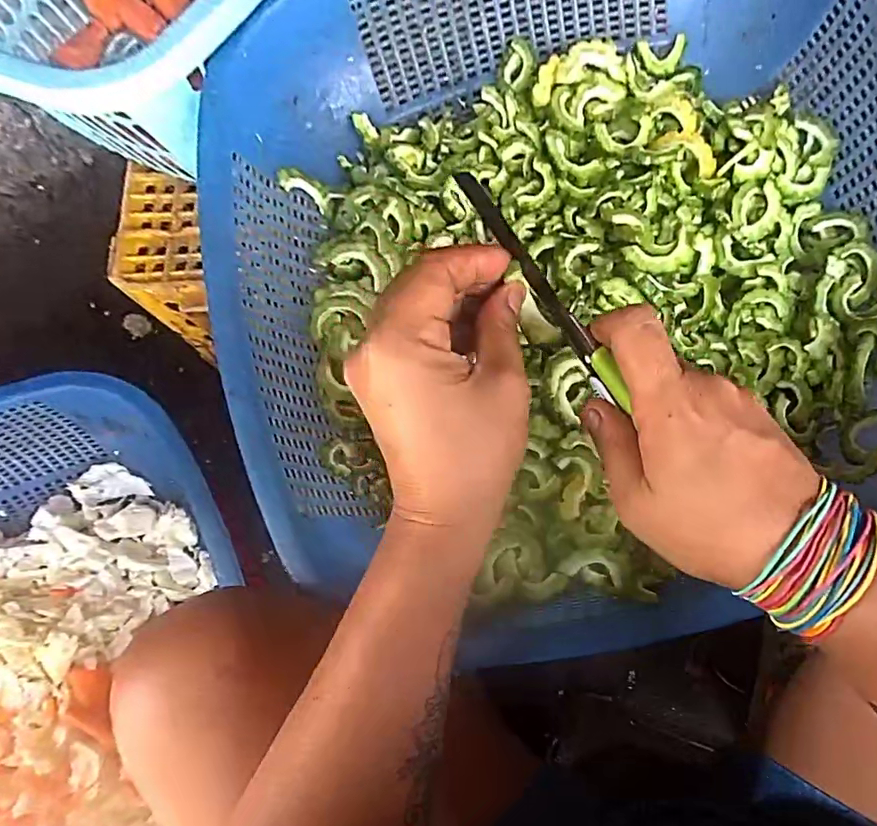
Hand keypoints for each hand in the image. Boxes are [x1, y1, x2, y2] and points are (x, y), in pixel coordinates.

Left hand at [347, 246, 530, 535]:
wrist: (443, 513)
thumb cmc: (479, 454)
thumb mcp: (502, 384)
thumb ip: (500, 325)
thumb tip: (506, 291)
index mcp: (398, 340)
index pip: (432, 274)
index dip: (474, 260)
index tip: (510, 262)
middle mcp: (370, 344)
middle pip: (413, 284)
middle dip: (460, 276)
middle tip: (504, 282)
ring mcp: (365, 363)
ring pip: (405, 306)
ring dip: (446, 299)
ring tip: (492, 305)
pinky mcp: (372, 380)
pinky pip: (400, 334)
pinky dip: (432, 324)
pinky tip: (466, 330)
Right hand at [580, 305, 824, 588]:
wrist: (797, 546)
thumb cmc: (703, 529)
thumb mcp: (636, 502)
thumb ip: (612, 446)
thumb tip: (597, 407)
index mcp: (670, 403)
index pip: (638, 328)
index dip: (610, 326)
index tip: (595, 348)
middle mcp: (707, 386)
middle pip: (661, 368)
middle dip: (640, 398)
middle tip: (640, 451)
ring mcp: (740, 397)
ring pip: (689, 391)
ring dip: (672, 417)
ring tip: (680, 473)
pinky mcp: (762, 415)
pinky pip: (716, 407)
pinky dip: (701, 428)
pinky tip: (711, 474)